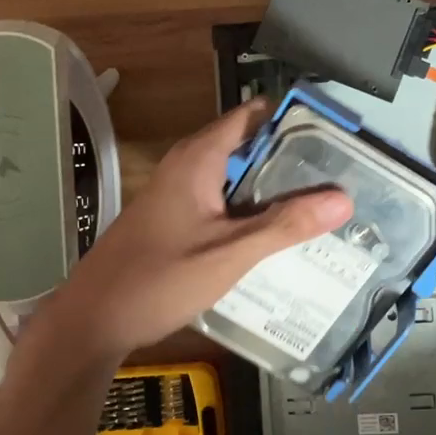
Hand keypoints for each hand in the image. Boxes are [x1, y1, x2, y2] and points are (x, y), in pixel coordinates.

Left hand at [44, 98, 353, 356]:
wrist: (92, 320)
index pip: (251, 115)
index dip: (291, 116)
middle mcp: (187, 165)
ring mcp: (178, 192)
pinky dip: (251, 205)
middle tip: (339, 170)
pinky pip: (222, 198)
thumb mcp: (230, 253)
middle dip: (291, 154)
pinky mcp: (174, 218)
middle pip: (247, 143)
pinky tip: (276, 230)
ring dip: (272, 184)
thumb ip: (285, 225)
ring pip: (235, 174)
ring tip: (320, 198)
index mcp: (198, 158)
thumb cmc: (159, 279)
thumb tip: (343, 198)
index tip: (334, 128)